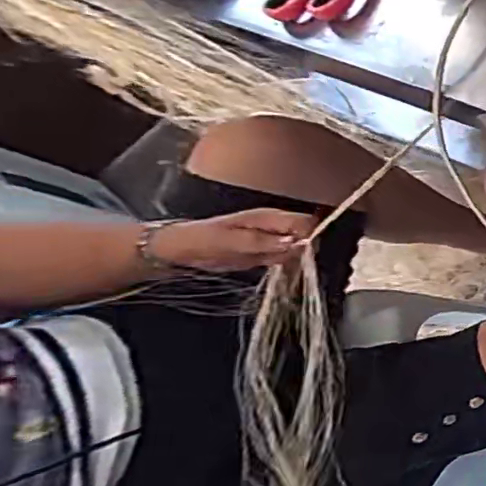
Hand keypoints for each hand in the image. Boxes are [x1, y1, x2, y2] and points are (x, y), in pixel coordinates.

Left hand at [146, 208, 313, 273]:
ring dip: (297, 258)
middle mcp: (277, 226)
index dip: (312, 236)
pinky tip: (277, 268)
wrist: (173, 250)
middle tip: (290, 263)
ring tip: (280, 267)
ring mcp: (274, 238)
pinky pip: (288, 256)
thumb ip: (261, 242)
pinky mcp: (269, 250)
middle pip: (309, 234)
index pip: (307, 223)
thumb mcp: (226, 242)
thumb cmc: (198, 241)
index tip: (304, 253)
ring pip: (301, 246)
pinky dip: (288, 263)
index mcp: (270, 217)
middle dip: (306, 249)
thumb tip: (296, 242)